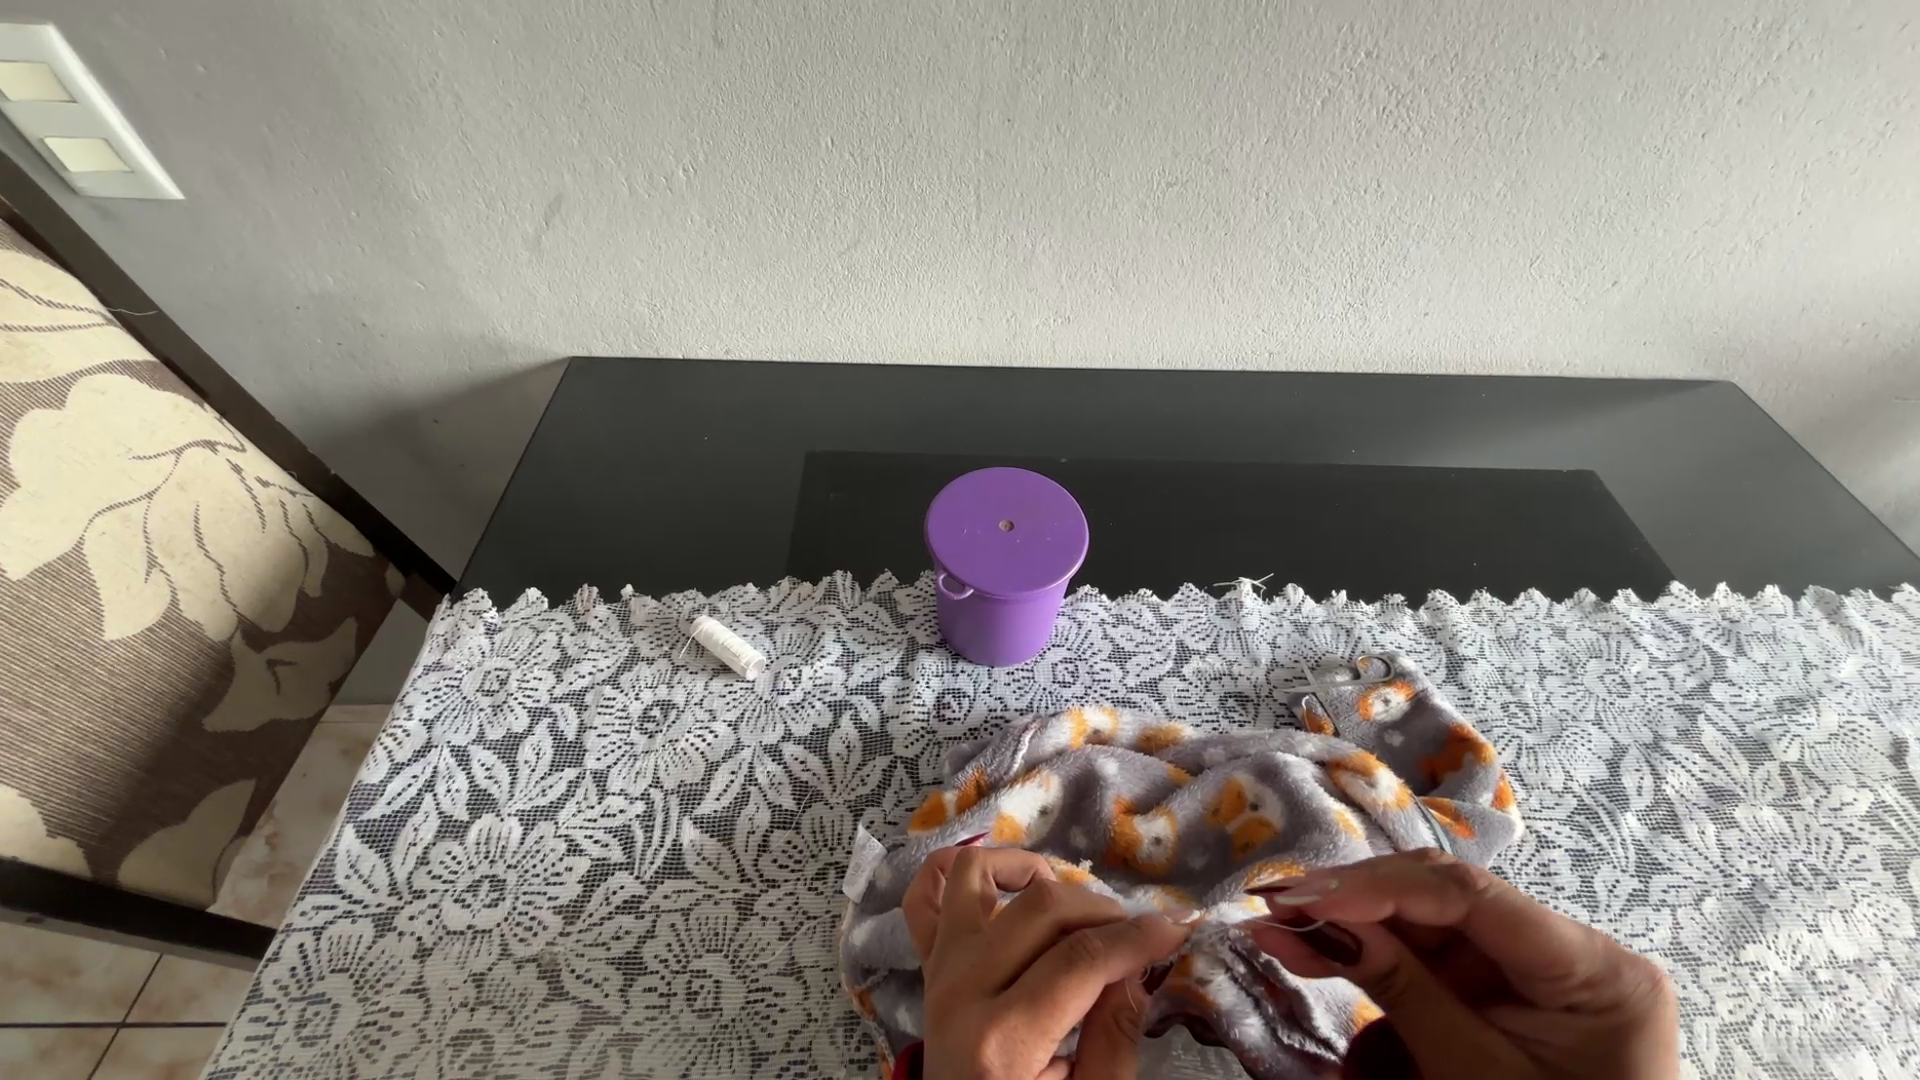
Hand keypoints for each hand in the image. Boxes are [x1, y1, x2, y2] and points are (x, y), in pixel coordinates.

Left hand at [901, 844, 1189, 1079]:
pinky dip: (960, 870)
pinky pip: (926, 892)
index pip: (1078, 960)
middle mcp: (960, 988)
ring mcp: (937, 966)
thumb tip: (1134, 969)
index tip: (1176, 927)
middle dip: (1100, 909)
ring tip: (1068, 904)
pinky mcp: (928, 960)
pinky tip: (1002, 880)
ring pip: (977, 875)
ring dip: (1030, 872)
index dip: (1135, 938)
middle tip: (1133, 933)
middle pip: (1039, 908)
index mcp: (999, 1041)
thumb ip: (1114, 1040)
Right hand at [1245, 850, 1678, 1079]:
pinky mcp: (1493, 980)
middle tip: (1275, 904)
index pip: (1466, 893)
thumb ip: (1401, 988)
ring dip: (1346, 925)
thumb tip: (1313, 918)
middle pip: (1434, 896)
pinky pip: (1421, 952)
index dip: (1375, 887)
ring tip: (1278, 927)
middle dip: (1351, 900)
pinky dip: (1368, 956)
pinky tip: (1315, 951)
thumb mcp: (1472, 1075)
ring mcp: (1523, 960)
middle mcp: (1560, 944)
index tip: (1302, 896)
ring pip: (1416, 917)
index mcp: (1592, 967)